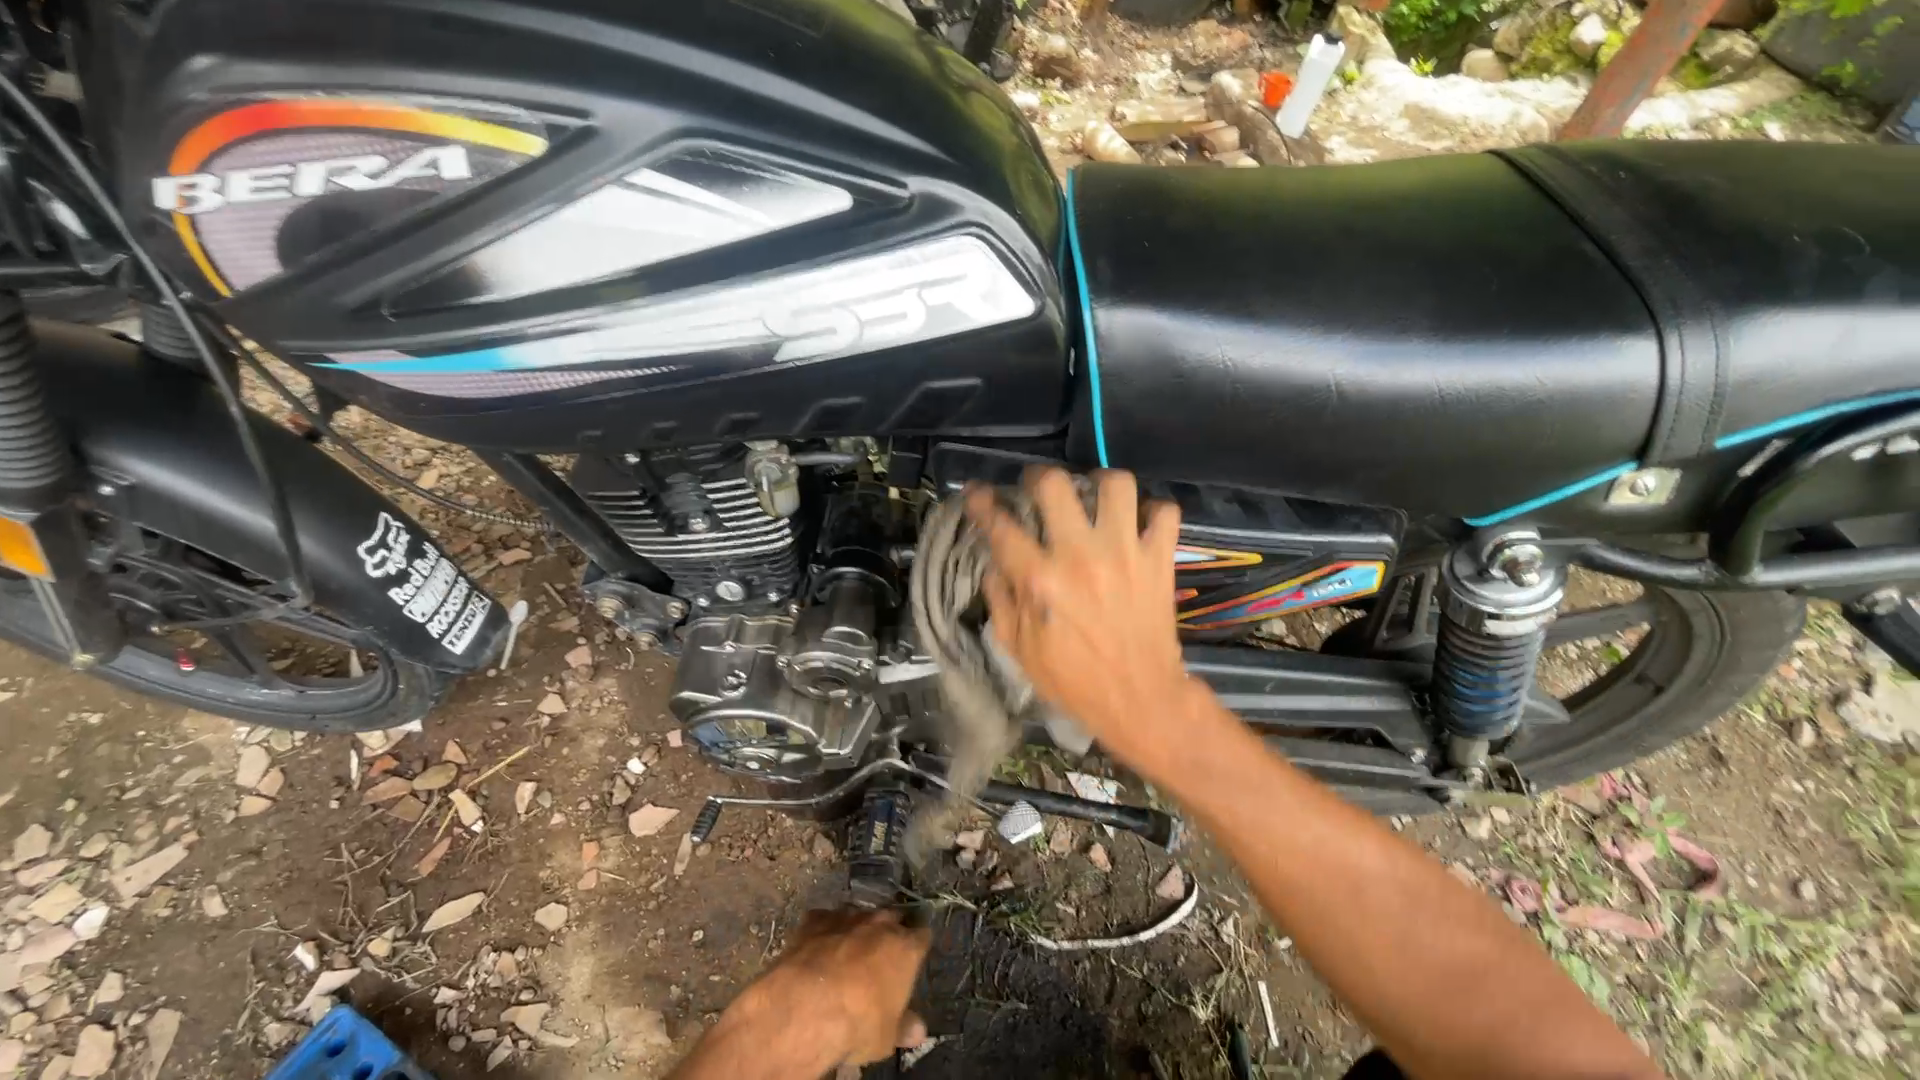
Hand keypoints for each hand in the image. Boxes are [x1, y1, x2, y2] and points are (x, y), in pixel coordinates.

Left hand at [730, 909, 929, 1066]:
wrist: (806, 1006)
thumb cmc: (857, 1023)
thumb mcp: (886, 1037)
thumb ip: (904, 1027)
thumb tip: (918, 1031)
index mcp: (906, 948)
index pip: (922, 936)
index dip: (918, 947)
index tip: (913, 959)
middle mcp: (880, 924)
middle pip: (892, 919)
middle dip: (889, 933)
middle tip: (882, 956)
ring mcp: (846, 918)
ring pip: (859, 915)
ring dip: (857, 929)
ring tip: (849, 951)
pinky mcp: (815, 920)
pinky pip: (825, 919)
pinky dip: (825, 930)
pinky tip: (818, 947)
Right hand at [965, 467, 1193, 771]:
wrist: (1139, 698)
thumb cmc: (1074, 680)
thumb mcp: (1019, 649)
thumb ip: (1001, 601)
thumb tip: (994, 565)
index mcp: (1040, 580)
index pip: (1001, 525)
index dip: (981, 501)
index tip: (976, 491)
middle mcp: (1080, 556)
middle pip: (1055, 485)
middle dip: (1039, 477)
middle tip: (1038, 489)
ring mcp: (1125, 553)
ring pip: (1116, 484)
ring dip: (1100, 484)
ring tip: (1094, 496)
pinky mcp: (1159, 560)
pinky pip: (1165, 512)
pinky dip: (1152, 511)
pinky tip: (1138, 522)